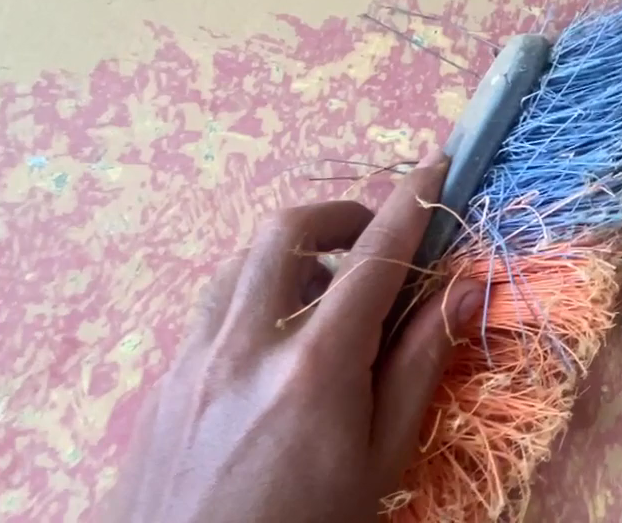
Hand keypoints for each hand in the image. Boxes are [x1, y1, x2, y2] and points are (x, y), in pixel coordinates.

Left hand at [109, 150, 485, 522]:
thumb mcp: (382, 457)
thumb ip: (420, 362)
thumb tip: (463, 286)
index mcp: (314, 365)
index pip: (376, 254)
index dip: (412, 200)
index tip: (435, 165)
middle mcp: (244, 345)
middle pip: (287, 230)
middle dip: (340, 213)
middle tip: (372, 235)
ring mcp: (190, 363)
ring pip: (240, 262)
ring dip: (293, 253)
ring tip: (324, 293)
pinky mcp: (159, 386)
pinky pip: (210, 308)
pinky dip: (255, 293)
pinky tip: (275, 342)